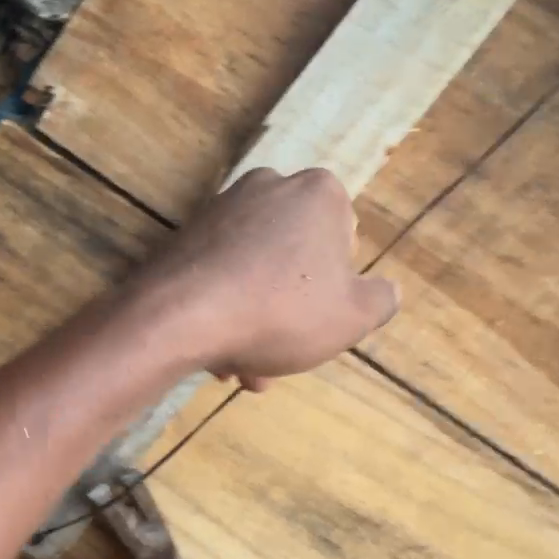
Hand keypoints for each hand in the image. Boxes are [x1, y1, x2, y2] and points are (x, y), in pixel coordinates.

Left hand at [124, 168, 397, 388]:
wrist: (177, 317)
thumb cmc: (280, 311)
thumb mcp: (354, 316)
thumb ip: (379, 300)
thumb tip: (381, 291)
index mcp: (316, 191)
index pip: (344, 237)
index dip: (337, 284)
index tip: (321, 316)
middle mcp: (264, 187)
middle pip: (291, 260)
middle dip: (288, 314)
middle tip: (278, 359)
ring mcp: (216, 211)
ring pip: (251, 276)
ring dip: (253, 325)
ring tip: (244, 370)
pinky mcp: (179, 238)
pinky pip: (214, 279)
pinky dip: (220, 314)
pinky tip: (217, 357)